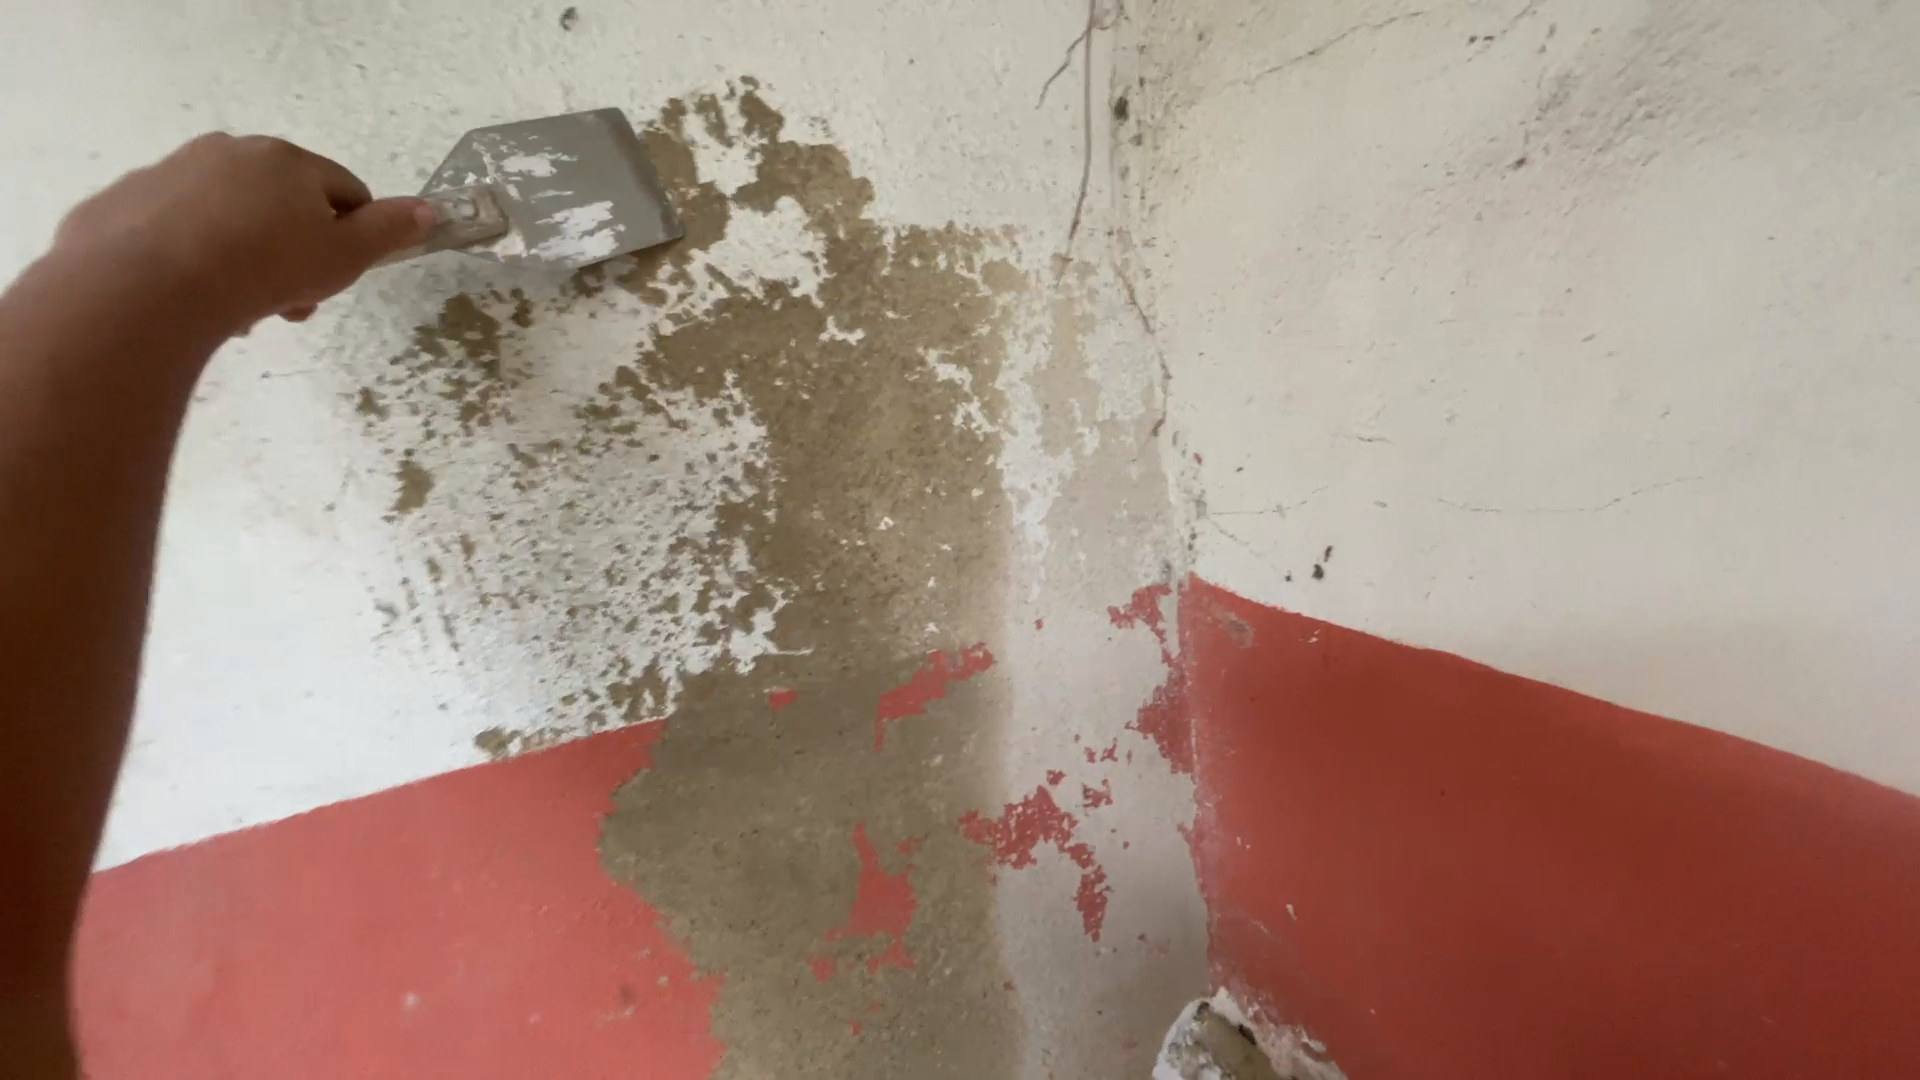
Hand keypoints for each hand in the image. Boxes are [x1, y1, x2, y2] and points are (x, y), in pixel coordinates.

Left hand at [48, 133, 434, 337]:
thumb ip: (392, 229)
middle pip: (293, 204)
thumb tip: (430, 209)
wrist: (150, 282)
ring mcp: (177, 169)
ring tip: (256, 303)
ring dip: (261, 257)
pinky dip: (210, 256)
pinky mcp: (135, 197)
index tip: (346, 270)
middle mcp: (232, 150)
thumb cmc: (271, 265)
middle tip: (304, 296)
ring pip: (243, 217)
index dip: (359, 235)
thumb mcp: (350, 254)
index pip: (350, 192)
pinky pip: (193, 227)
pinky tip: (211, 292)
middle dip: (306, 249)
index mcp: (290, 161)